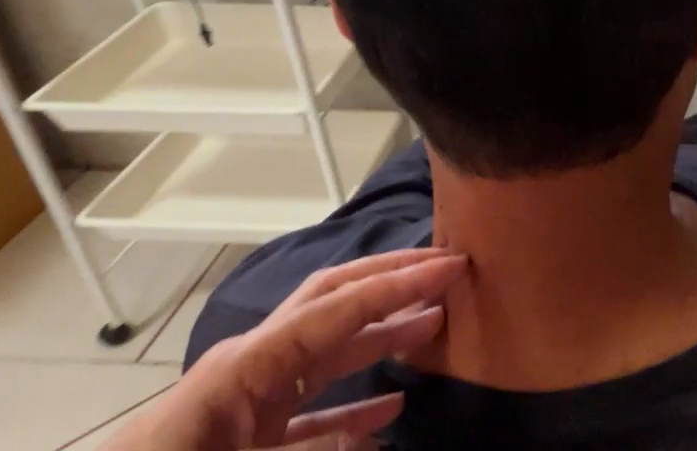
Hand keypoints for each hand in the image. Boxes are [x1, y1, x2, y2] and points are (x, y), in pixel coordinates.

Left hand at [103, 250, 466, 450]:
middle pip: (332, 302)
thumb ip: (311, 445)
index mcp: (246, 365)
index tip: (452, 264)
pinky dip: (353, 402)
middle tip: (444, 269)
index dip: (400, 283)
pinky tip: (391, 407)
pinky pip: (310, 408)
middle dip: (389, 281)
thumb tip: (384, 419)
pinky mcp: (243, 435)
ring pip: (328, 350)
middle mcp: (251, 367)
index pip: (338, 307)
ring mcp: (247, 401)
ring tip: (434, 325)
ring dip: (382, 334)